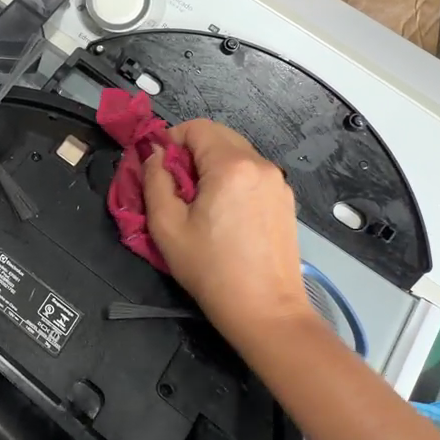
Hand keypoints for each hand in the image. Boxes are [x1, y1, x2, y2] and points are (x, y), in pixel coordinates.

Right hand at [142, 120, 315, 343]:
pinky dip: (232, 180)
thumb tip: (153, 154)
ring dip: (211, 165)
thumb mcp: (166, 225)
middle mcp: (260, 166)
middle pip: (218, 135)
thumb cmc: (211, 270)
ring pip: (235, 153)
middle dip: (191, 151)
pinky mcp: (285, 201)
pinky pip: (251, 173)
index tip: (159, 167)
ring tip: (199, 202)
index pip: (196, 127)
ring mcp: (278, 183)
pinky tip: (223, 213)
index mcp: (231, 166)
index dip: (171, 140)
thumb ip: (154, 179)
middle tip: (175, 184)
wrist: (266, 312)